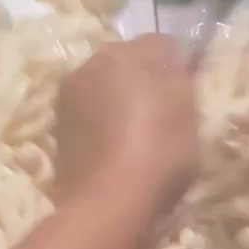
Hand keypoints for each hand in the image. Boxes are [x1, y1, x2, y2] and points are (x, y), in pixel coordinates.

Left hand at [53, 34, 198, 215]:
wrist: (109, 204)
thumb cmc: (159, 151)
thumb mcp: (188, 107)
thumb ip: (180, 74)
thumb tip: (174, 60)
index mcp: (123, 51)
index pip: (160, 44)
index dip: (178, 67)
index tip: (188, 93)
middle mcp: (89, 66)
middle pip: (125, 64)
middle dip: (143, 81)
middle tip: (164, 114)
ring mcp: (68, 101)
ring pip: (103, 91)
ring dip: (119, 104)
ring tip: (139, 136)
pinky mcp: (59, 135)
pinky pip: (90, 120)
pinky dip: (103, 128)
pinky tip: (117, 151)